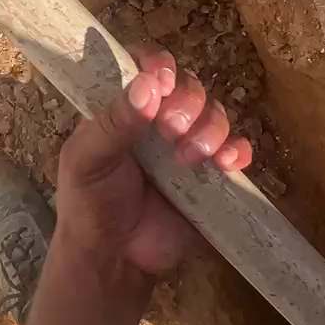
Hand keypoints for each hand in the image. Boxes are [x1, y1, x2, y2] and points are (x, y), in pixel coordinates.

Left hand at [52, 47, 251, 280]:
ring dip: (210, 127)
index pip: (145, 66)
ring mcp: (185, 146)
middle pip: (188, 86)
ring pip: (214, 114)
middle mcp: (156, 120)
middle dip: (187, 102)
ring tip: (190, 157)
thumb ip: (113, 122)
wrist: (114, 259)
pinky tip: (225, 164)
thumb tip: (147, 87)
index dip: (158, 65)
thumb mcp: (87, 160)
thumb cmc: (90, 204)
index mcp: (122, 108)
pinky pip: (235, 150)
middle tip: (171, 130)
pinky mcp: (209, 175)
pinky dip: (237, 150)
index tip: (162, 79)